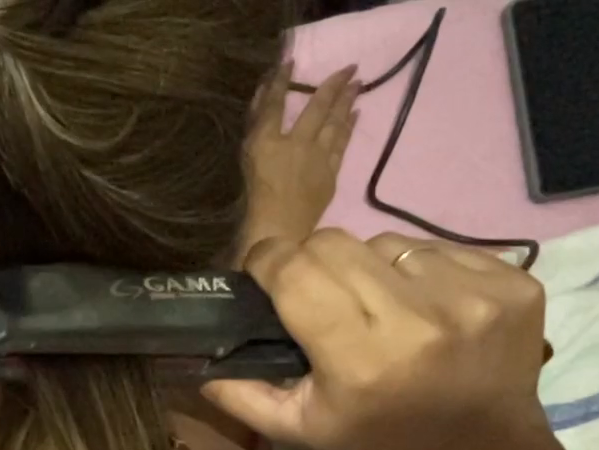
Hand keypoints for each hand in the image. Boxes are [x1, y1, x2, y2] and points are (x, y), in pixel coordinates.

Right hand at [202, 230, 550, 449]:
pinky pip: (439, 248)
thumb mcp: (292, 430)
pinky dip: (415, 270)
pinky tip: (419, 307)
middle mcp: (421, 316)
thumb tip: (195, 356)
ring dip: (365, 266)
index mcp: (360, 357)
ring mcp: (474, 294)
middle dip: (309, 260)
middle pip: (337, 244)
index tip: (259, 270)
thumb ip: (237, 393)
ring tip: (369, 304)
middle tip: (306, 290)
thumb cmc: (370, 444)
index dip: (270, 261)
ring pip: (387, 242)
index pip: (300, 271)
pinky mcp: (514, 281)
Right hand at [240, 62, 360, 258]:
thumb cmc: (245, 211)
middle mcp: (294, 144)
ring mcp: (316, 158)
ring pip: (334, 121)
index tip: (287, 63)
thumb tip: (261, 102)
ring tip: (357, 84)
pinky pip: (341, 144)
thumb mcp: (241, 169)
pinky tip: (355, 115)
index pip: (271, 107)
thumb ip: (252, 134)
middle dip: (330, 86)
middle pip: (314, 108)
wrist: (273, 237)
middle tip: (347, 69)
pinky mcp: (330, 173)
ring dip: (346, 100)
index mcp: (264, 145)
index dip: (278, 83)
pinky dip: (348, 126)